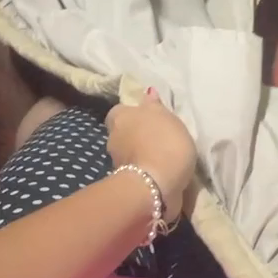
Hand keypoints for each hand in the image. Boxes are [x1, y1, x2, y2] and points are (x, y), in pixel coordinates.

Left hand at [106, 89, 197, 219]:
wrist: (156, 185)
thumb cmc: (163, 142)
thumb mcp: (164, 116)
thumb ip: (154, 105)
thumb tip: (147, 92)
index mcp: (118, 117)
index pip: (120, 111)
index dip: (133, 114)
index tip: (148, 119)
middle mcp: (112, 138)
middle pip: (123, 133)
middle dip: (136, 136)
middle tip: (158, 138)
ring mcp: (117, 163)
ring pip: (129, 153)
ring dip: (142, 155)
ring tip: (163, 158)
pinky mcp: (127, 183)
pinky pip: (138, 172)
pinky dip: (147, 172)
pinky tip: (162, 173)